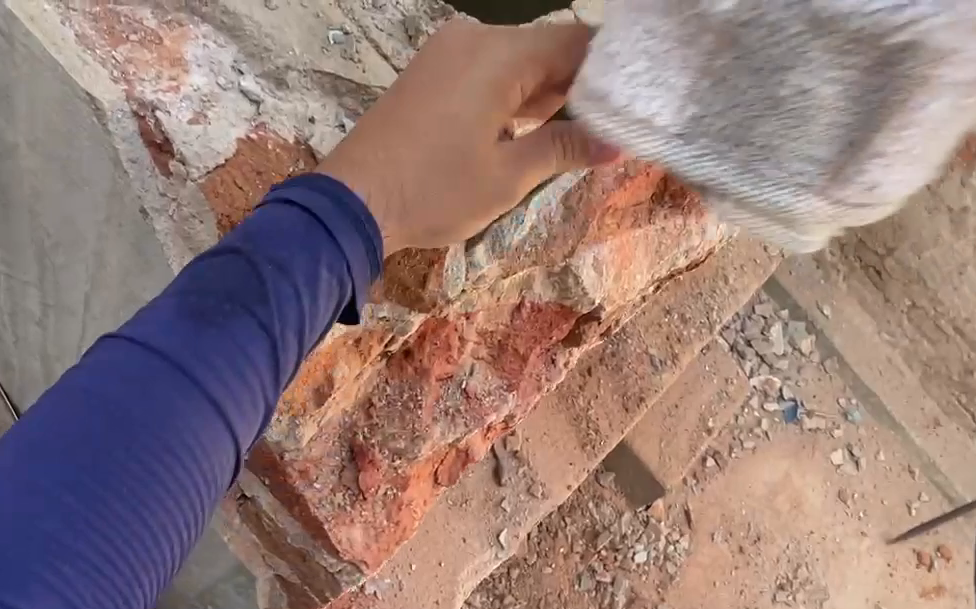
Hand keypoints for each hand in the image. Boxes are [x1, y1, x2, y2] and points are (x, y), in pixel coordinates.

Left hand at [317, 19, 618, 253]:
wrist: (351, 203)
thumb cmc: (431, 192)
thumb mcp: (505, 178)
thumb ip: (562, 149)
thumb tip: (614, 142)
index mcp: (499, 53)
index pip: (575, 43)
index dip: (606, 76)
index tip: (624, 111)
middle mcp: (473, 37)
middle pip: (543, 50)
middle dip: (572, 90)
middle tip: (595, 136)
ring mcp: (444, 52)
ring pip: (512, 64)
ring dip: (537, 98)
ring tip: (557, 143)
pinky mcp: (426, 73)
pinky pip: (481, 74)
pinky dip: (504, 99)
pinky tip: (514, 135)